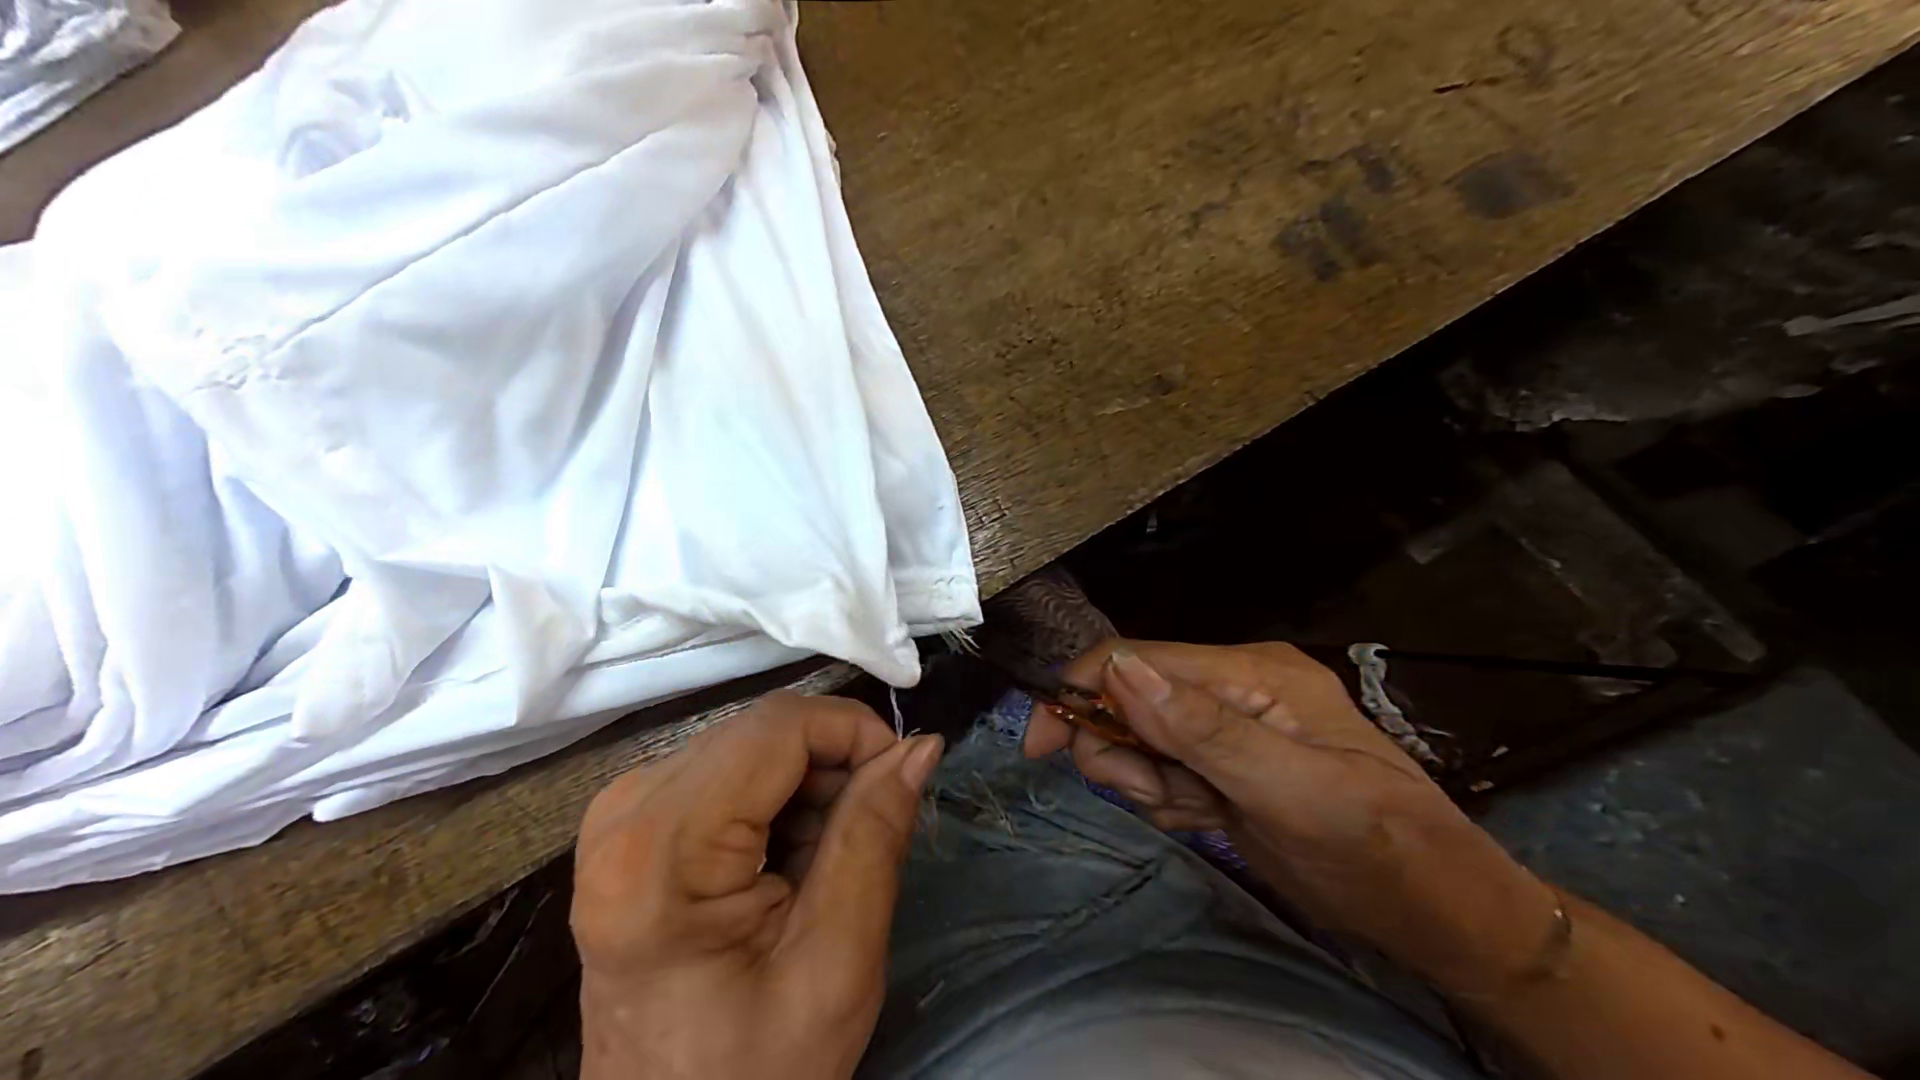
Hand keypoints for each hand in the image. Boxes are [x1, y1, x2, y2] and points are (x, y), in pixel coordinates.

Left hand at [573, 692, 943, 1079]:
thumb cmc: (757, 1069)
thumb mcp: (837, 959)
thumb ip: (875, 833)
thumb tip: (921, 744)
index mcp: (662, 849)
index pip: (777, 727)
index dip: (853, 732)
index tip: (898, 781)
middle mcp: (626, 809)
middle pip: (761, 731)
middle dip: (831, 763)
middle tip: (864, 833)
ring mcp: (620, 812)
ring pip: (749, 743)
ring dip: (806, 783)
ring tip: (823, 859)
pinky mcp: (630, 821)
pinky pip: (725, 768)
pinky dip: (775, 797)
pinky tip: (785, 857)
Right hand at [1024, 639, 1559, 993]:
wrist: (1435, 911)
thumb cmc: (1380, 848)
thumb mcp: (1295, 790)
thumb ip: (1204, 728)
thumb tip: (1119, 669)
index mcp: (1249, 673)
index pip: (1139, 659)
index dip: (1082, 691)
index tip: (1041, 743)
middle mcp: (1230, 689)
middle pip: (1128, 698)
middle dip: (1122, 749)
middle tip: (1155, 794)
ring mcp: (1223, 729)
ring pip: (1136, 738)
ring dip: (1143, 779)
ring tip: (1193, 811)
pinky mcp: (1218, 765)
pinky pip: (1157, 769)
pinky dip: (1162, 796)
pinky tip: (1201, 816)